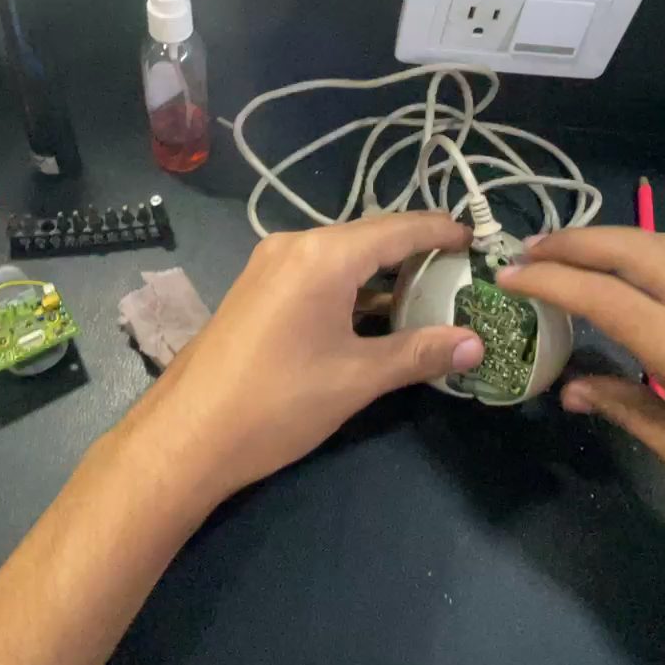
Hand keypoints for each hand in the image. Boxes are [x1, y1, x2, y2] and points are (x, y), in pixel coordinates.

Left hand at [114, 213, 484, 502]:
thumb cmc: (278, 401)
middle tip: (459, 267)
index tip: (476, 240)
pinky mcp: (257, 286)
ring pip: (340, 254)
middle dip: (415, 249)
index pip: (397, 229)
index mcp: (323, 256)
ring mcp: (269, 264)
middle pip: (368, 235)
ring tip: (427, 287)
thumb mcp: (357, 378)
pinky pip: (316, 271)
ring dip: (381, 268)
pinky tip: (374, 308)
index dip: (440, 232)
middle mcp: (294, 245)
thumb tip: (477, 344)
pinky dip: (350, 283)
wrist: (187, 435)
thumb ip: (419, 353)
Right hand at [497, 227, 664, 601]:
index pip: (605, 296)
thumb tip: (569, 388)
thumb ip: (628, 411)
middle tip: (526, 250)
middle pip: (635, 248)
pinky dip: (645, 255)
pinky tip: (625, 275)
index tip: (506, 275)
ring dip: (611, 240)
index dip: (548, 281)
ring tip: (566, 254)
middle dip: (574, 241)